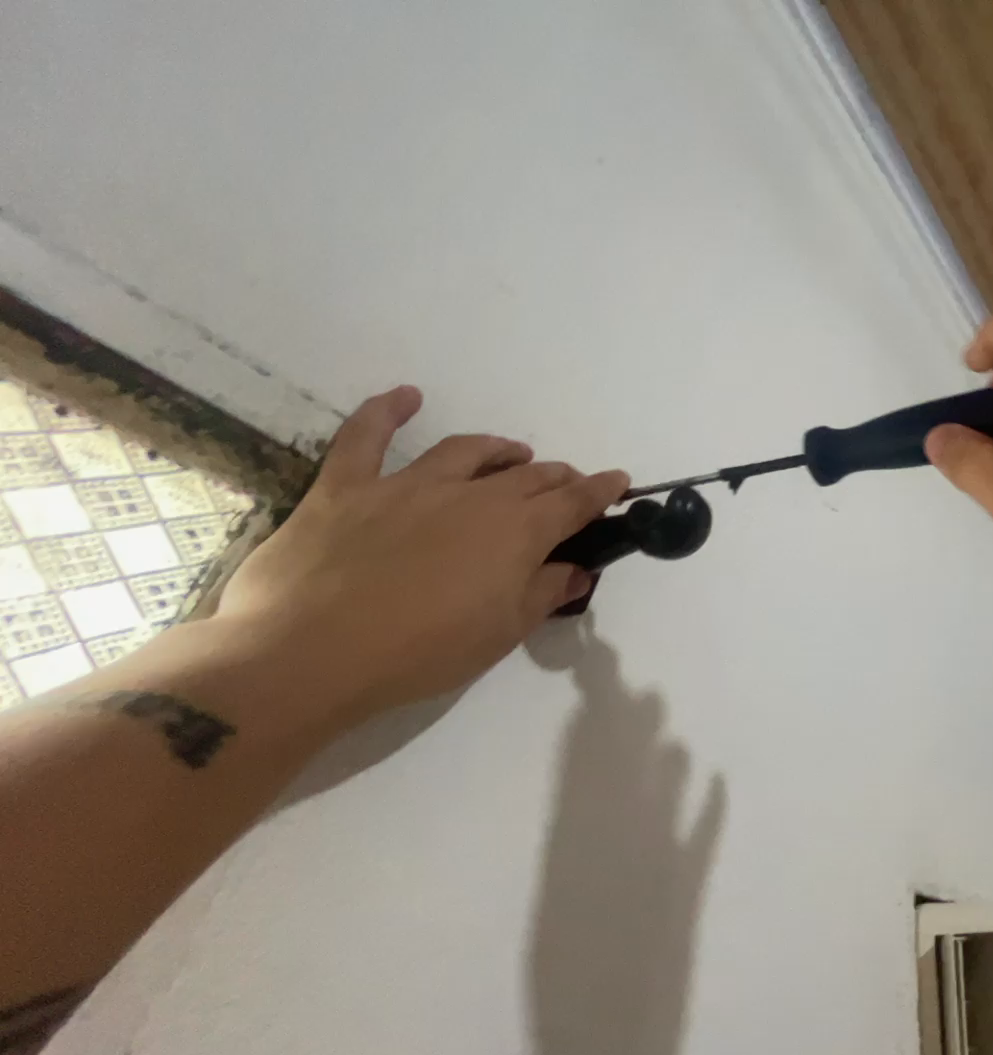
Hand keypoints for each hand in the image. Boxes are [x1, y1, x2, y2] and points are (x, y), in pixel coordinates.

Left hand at [212, 386, 627, 723]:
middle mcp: (472, 496)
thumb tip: (575, 571)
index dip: (601, 491)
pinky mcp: (347, 488)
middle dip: (558, 477)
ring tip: (513, 452)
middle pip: (529, 475)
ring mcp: (407, 486)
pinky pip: (366, 438)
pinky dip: (386, 412)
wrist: (308, 655)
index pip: (574, 502)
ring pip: (466, 451)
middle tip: (568, 486)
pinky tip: (405, 396)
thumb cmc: (423, 651)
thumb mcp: (503, 633)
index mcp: (517, 532)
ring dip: (499, 449)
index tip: (619, 482)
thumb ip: (545, 593)